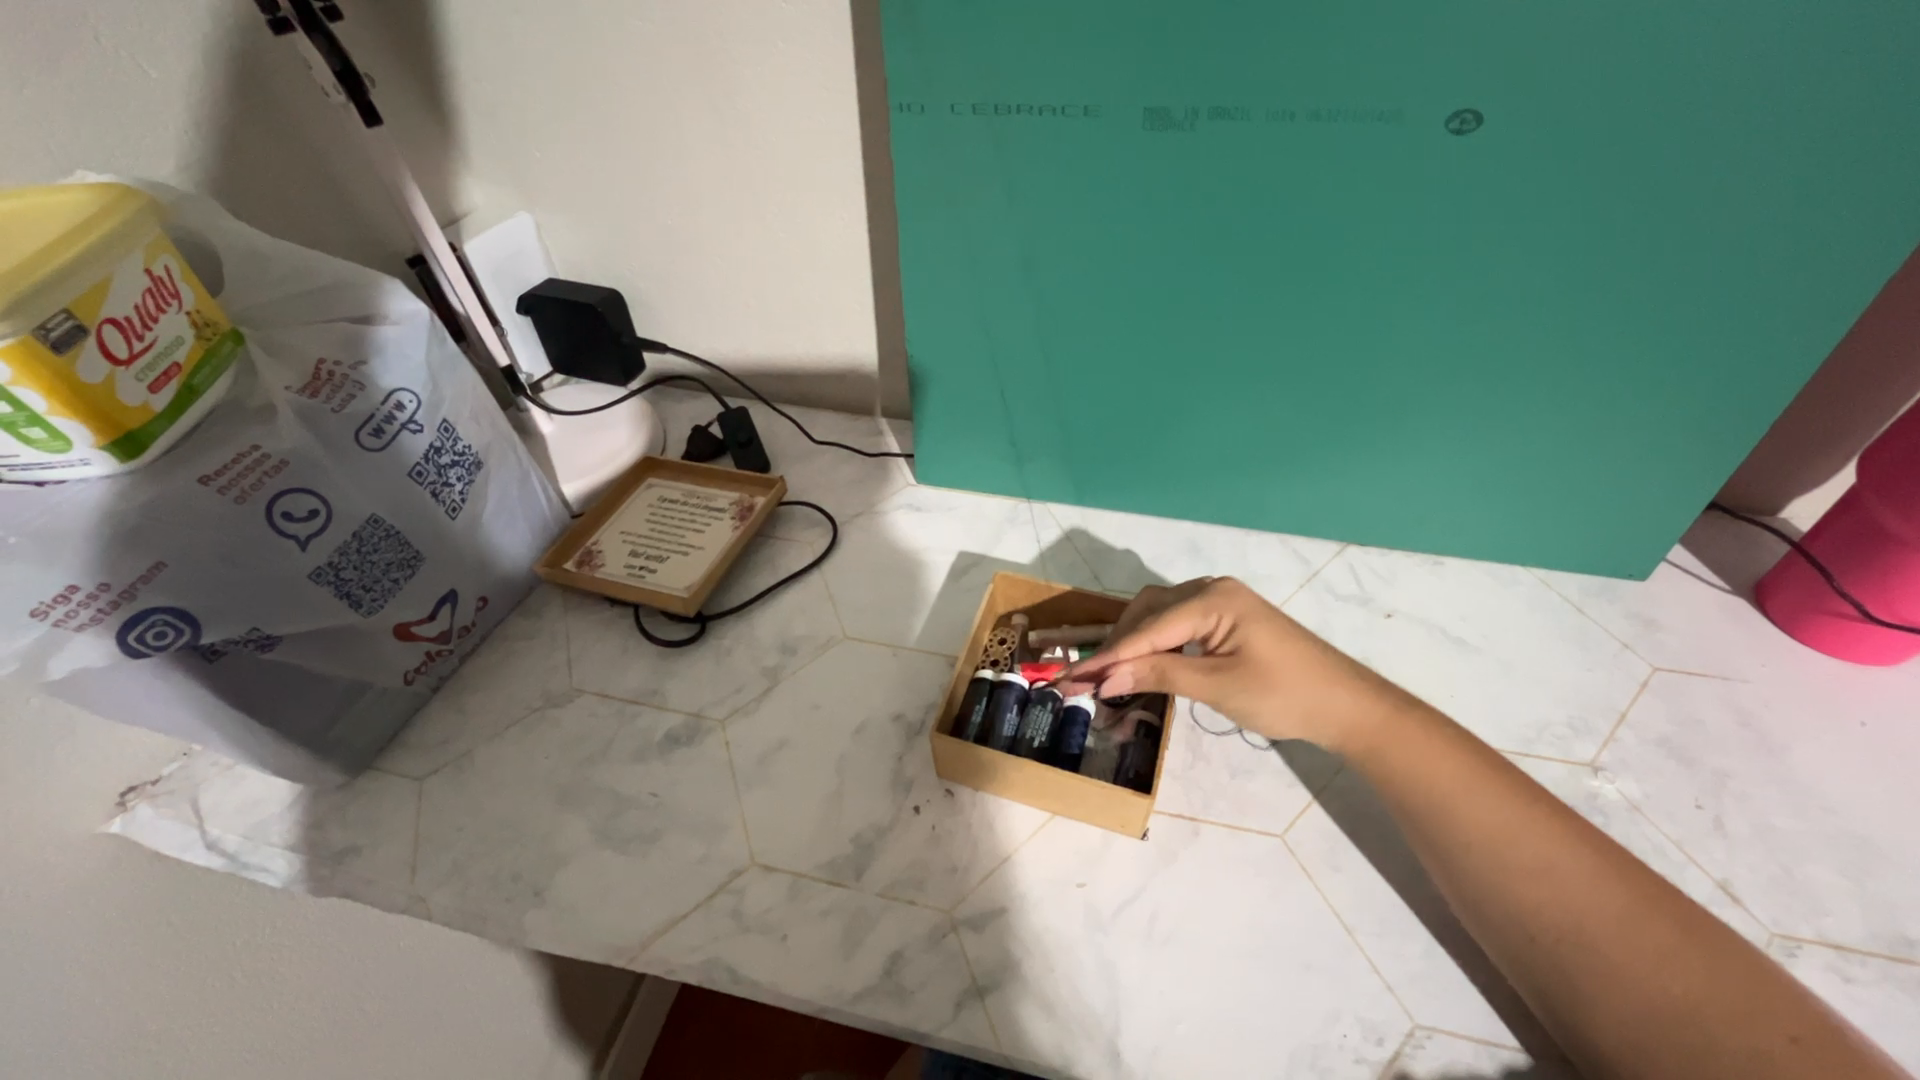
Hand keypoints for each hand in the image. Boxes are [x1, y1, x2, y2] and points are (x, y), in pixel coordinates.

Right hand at [1060, 577, 1426, 751]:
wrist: (1346, 706)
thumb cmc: (1285, 695)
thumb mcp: (1216, 687)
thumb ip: (1158, 675)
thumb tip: (1104, 679)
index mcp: (1212, 598)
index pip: (1146, 629)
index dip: (1106, 657)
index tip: (1069, 678)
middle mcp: (1212, 589)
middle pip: (1147, 612)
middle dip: (1116, 647)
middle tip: (1086, 681)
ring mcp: (1221, 602)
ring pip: (1160, 615)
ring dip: (1133, 643)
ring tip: (1108, 675)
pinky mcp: (1228, 619)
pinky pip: (1178, 624)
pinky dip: (1156, 643)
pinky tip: (1144, 664)